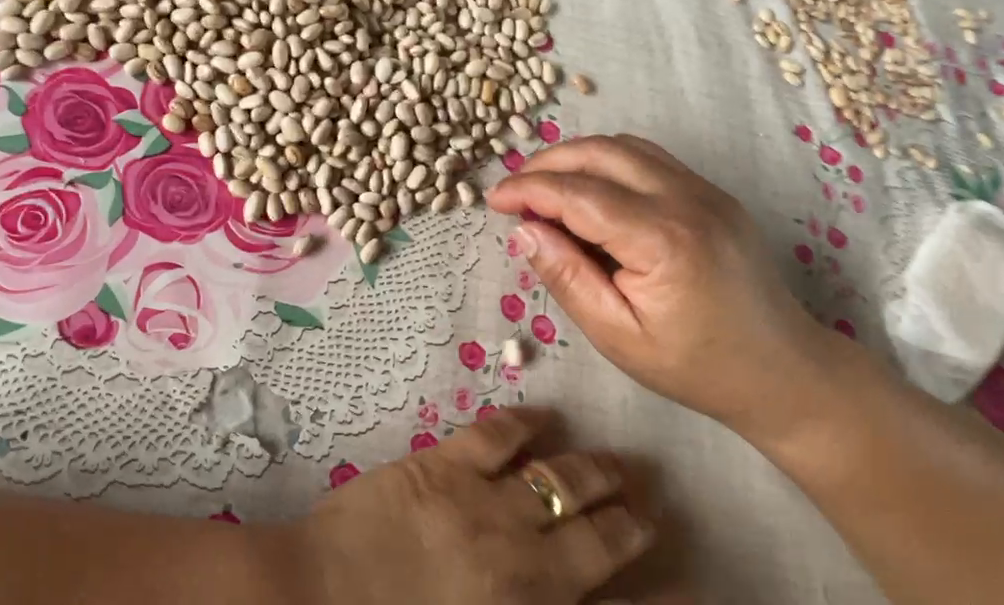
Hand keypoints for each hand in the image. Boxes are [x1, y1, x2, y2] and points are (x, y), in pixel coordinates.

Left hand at [296, 408, 655, 603]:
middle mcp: (523, 557)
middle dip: (628, 515)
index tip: (682, 568)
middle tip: (647, 500)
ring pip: (558, 479)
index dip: (651, 582)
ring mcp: (484, 505)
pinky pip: (497, 437)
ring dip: (593, 469)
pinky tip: (544, 417)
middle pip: (595, 530)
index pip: (610, 593)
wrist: (322, 599)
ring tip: (616, 460)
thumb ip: (529, 602)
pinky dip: (527, 424)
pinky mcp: (444, 466)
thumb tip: (560, 588)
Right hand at [486, 135, 833, 439]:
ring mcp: (706, 191)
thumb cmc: (696, 366)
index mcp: (663, 241)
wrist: (784, 372)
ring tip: (543, 188)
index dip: (528, 190)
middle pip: (600, 153)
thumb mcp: (618, 336)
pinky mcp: (713, 193)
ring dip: (576, 156)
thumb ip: (567, 277)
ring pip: (624, 146)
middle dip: (546, 163)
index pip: (578, 194)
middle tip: (514, 191)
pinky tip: (588, 191)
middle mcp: (687, 201)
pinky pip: (648, 158)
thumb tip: (523, 231)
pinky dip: (607, 162)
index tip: (493, 201)